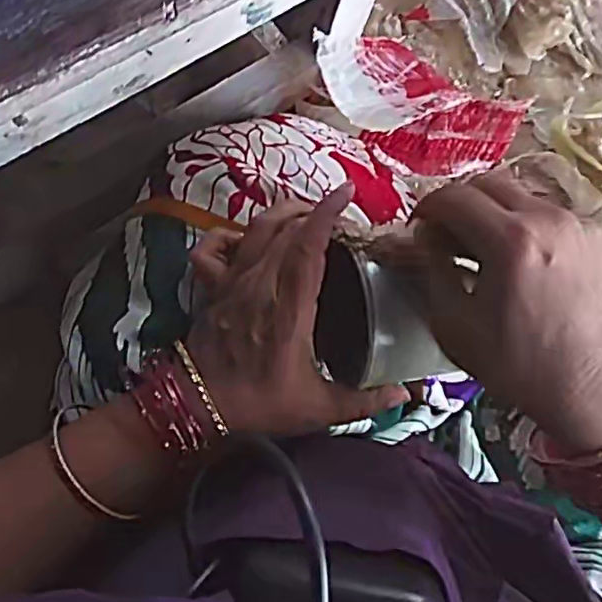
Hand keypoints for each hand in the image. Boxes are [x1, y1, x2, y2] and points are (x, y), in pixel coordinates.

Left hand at [183, 186, 408, 436]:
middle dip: (315, 210)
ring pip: (257, 228)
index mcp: (291, 307)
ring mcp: (233, 280)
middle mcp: (261, 284)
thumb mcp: (318, 408)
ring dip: (283, 212)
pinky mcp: (214, 285)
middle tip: (339, 216)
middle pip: (287, 228)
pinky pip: (215, 245)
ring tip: (306, 212)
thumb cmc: (260, 403)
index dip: (327, 213)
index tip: (346, 193)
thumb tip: (404, 392)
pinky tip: (249, 237)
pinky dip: (232, 232)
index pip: (309, 245)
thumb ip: (364, 401)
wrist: (197, 407)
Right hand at [394, 170, 601, 453]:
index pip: (454, 197)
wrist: (600, 392)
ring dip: (491, 210)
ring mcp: (577, 224)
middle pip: (487, 183)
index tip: (419, 228)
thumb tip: (423, 241)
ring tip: (481, 248)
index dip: (426, 208)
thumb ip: (432, 272)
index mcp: (511, 240)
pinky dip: (523, 222)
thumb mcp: (457, 328)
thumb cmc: (525, 368)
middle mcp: (548, 218)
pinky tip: (518, 259)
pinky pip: (547, 213)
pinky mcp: (596, 236)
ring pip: (520, 194)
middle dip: (457, 202)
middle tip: (444, 234)